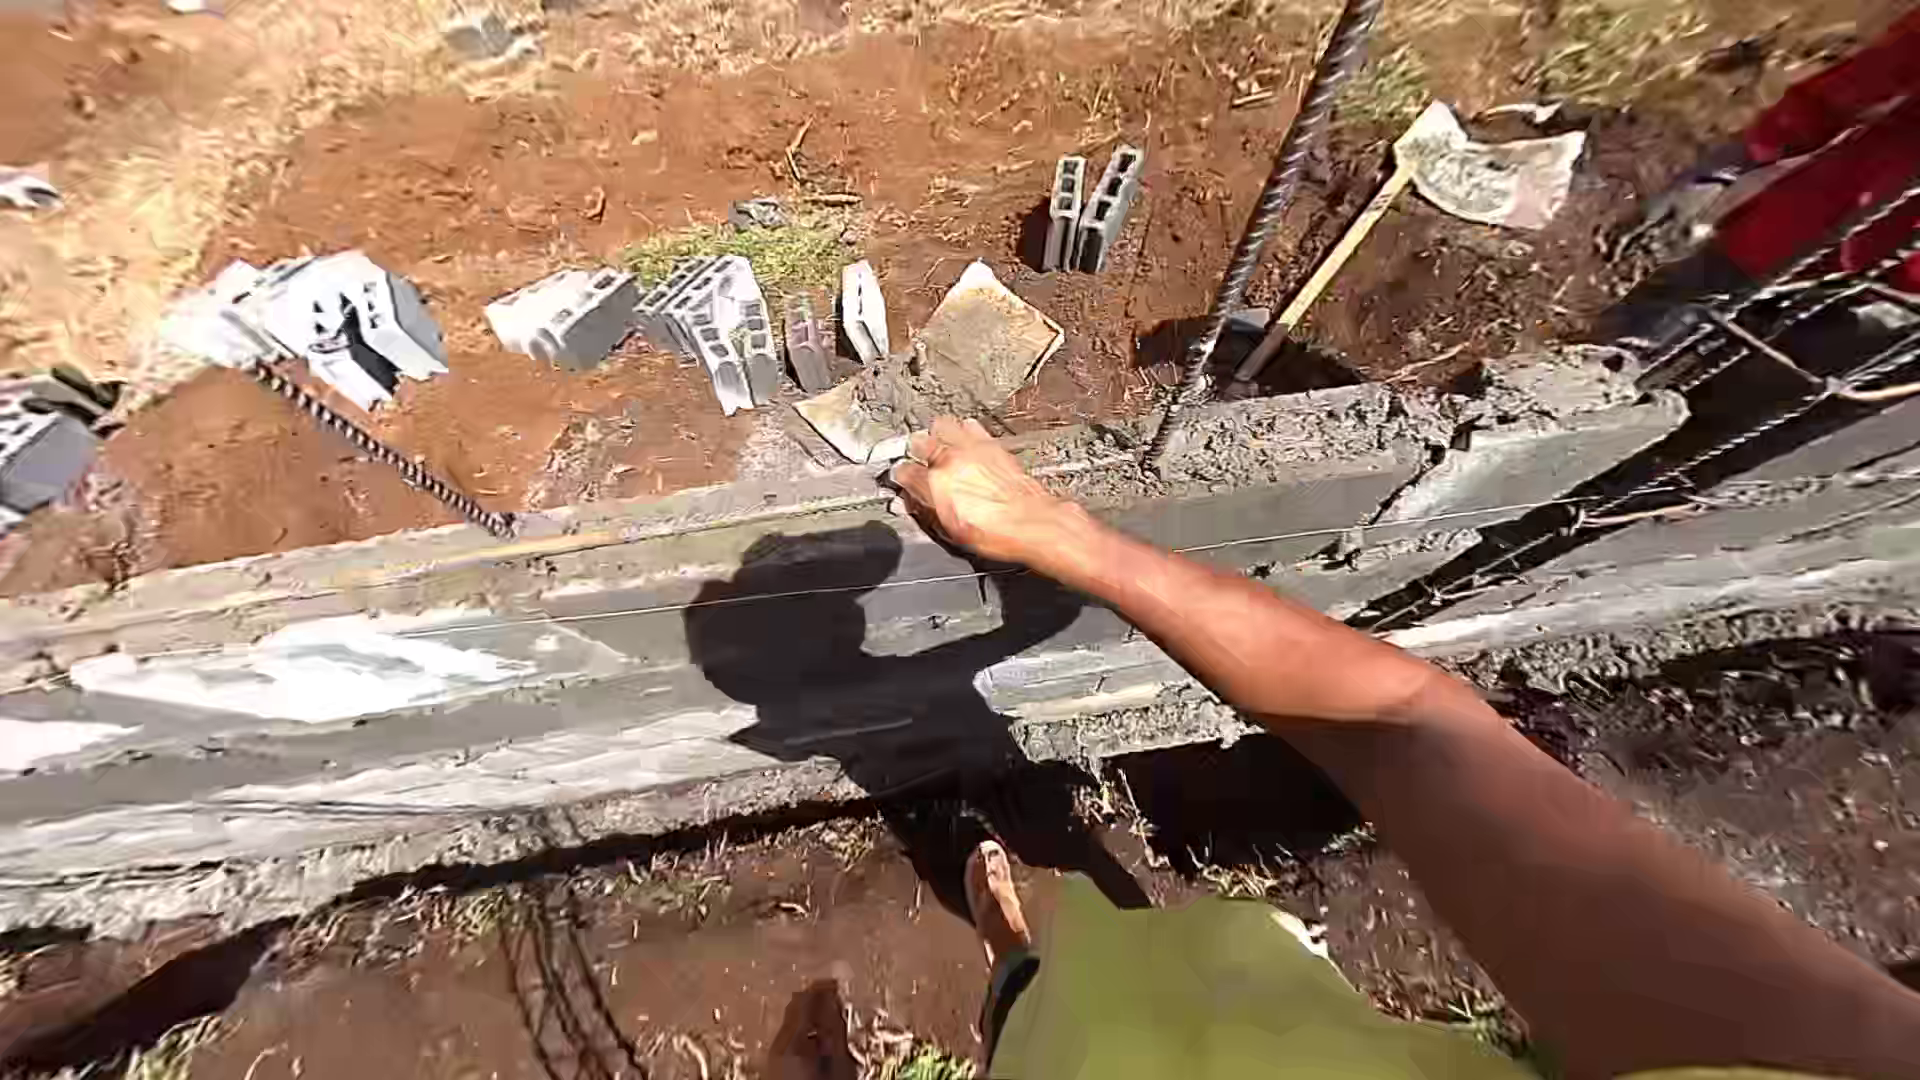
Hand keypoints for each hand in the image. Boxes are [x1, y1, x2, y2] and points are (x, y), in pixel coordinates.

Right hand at [888, 416, 1076, 565]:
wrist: (1033, 523)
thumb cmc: (998, 533)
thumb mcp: (952, 531)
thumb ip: (929, 510)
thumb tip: (917, 502)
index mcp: (935, 483)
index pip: (905, 471)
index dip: (900, 476)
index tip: (902, 478)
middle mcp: (951, 460)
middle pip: (919, 441)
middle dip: (915, 448)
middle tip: (916, 456)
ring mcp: (971, 449)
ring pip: (943, 425)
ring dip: (938, 433)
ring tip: (938, 442)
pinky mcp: (992, 444)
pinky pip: (970, 426)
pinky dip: (964, 430)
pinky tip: (965, 438)